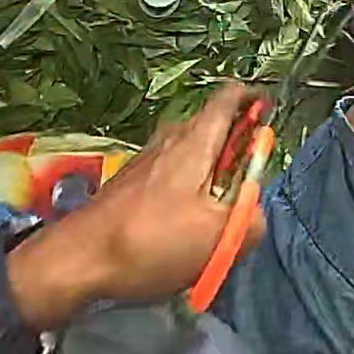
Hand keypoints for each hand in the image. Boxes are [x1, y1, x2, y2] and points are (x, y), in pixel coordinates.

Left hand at [10, 84, 266, 320]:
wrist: (83, 256)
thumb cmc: (153, 239)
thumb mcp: (215, 238)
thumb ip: (249, 221)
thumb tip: (256, 211)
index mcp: (197, 139)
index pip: (228, 98)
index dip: (252, 98)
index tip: (269, 110)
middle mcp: (173, 136)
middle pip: (214, 125)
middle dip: (237, 145)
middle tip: (251, 180)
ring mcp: (151, 155)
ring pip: (194, 149)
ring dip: (214, 169)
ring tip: (222, 208)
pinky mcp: (136, 177)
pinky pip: (176, 168)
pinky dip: (192, 183)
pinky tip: (188, 221)